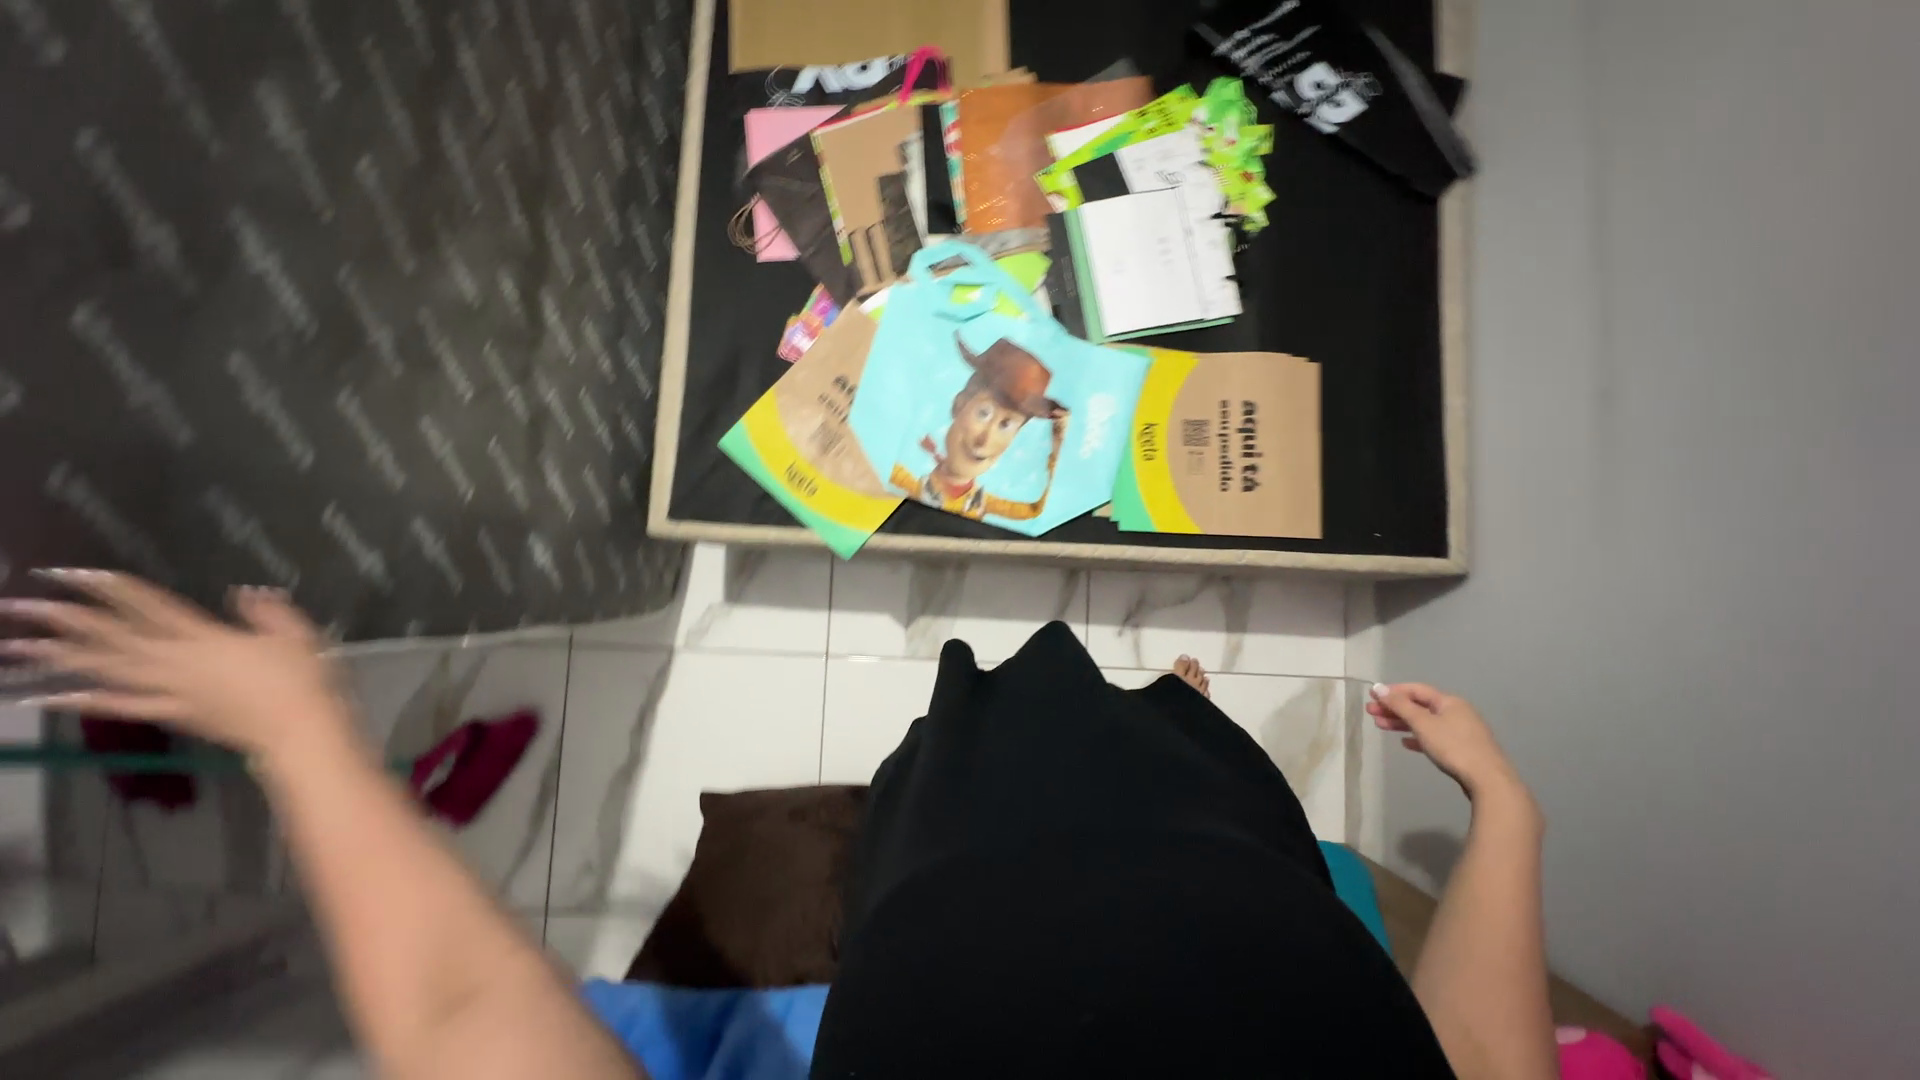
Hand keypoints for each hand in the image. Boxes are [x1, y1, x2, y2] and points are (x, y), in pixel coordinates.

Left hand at [1, 571, 350, 758]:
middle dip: (73, 620)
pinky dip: (86, 702)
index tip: (77, 574)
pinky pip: (123, 705)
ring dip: (66, 657)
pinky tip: (53, 697)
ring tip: (23, 646)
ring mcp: (172, 689)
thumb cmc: (302, 678)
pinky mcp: (174, 712)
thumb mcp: (297, 635)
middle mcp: (179, 661)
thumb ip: (268, 613)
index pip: (155, 608)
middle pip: (119, 637)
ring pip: (111, 669)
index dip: (117, 590)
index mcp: (208, 638)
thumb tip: (247, 592)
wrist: (298, 727)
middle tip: (27, 606)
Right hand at [1367, 682, 1525, 801]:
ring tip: (1381, 726)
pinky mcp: (1463, 749)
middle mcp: (1457, 712)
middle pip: (1419, 706)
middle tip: (1371, 712)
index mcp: (1449, 702)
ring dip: (1402, 723)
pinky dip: (1418, 737)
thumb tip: (1379, 688)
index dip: (1393, 691)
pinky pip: (1435, 737)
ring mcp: (1461, 731)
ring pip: (1426, 722)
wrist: (1488, 779)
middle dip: (1394, 708)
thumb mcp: (1422, 723)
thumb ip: (1400, 705)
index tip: (1372, 696)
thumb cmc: (1453, 746)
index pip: (1416, 689)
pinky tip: (1406, 743)